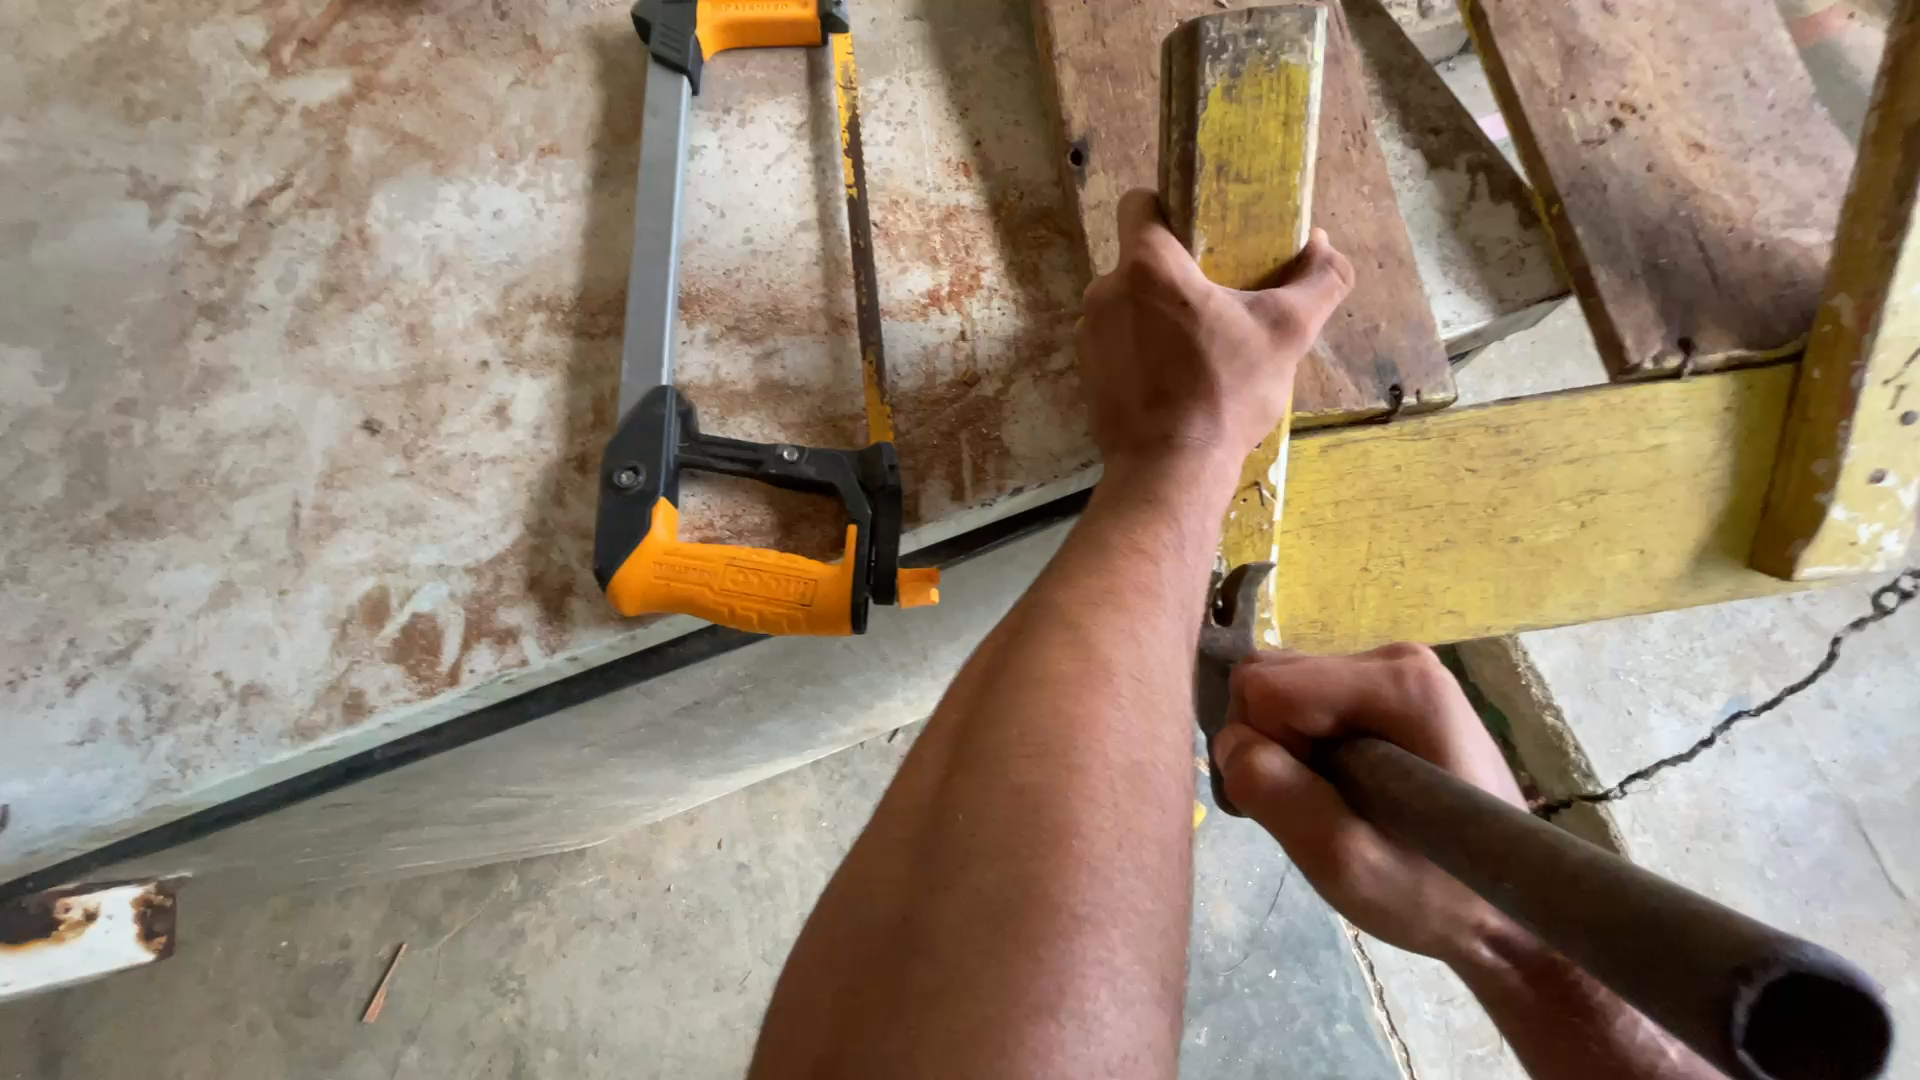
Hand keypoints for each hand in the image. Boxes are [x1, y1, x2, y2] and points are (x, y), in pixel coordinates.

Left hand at [1074, 189, 1352, 477]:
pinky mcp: (1084, 372)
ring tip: (1195, 344)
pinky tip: (1170, 375)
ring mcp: (1087, 335)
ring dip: (1155, 313)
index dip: (1167, 208)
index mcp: (1146, 267)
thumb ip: (1319, 279)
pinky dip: (1138, 348)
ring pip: (1125, 303)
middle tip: (1212, 298)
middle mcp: (1104, 292)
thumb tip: (1323, 244)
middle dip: (1172, 272)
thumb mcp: (1288, 333)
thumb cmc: (1226, 395)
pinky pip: (1114, 341)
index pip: (1139, 204)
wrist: (1169, 470)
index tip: (1199, 233)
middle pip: (1137, 259)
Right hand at [1212, 644, 1524, 963]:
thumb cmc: (1435, 894)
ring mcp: (1386, 668)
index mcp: (1400, 684)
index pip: (1266, 686)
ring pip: (1272, 685)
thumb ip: (1277, 794)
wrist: (1504, 910)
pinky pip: (1291, 695)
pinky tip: (1327, 781)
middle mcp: (1393, 659)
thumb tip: (1229, 741)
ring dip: (1275, 744)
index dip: (1266, 748)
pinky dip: (1289, 740)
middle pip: (1265, 677)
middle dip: (1266, 742)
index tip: (1309, 803)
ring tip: (1319, 798)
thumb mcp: (1347, 863)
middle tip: (1307, 804)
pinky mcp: (1376, 684)